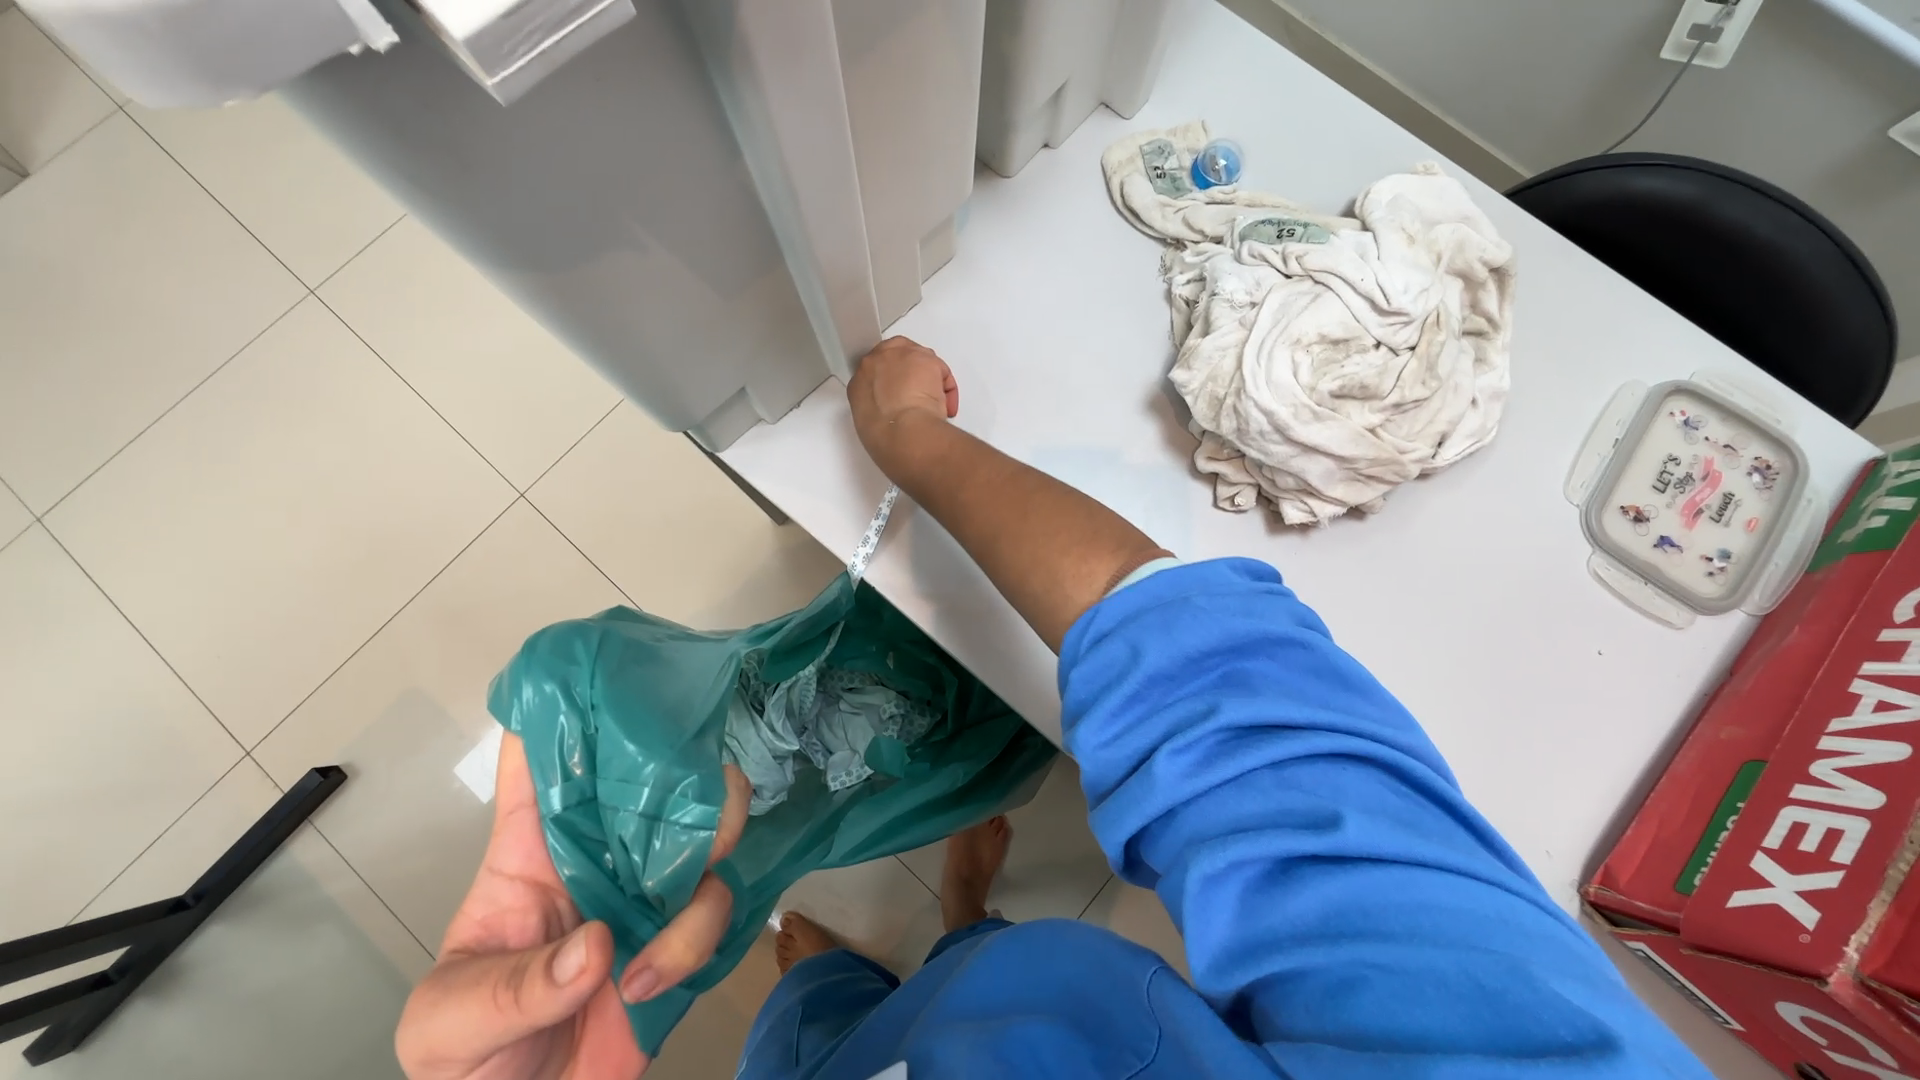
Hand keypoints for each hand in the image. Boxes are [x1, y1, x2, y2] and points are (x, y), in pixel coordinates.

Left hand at [395, 732, 751, 1079]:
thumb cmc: (466, 1061)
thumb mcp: (449, 1025)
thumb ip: (513, 988)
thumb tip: (600, 944)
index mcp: (532, 846)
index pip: (543, 755)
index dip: (567, 705)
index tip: (605, 672)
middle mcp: (602, 850)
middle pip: (656, 772)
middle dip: (687, 774)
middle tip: (695, 811)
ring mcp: (649, 888)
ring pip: (708, 829)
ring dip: (699, 874)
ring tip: (655, 951)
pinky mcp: (686, 932)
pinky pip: (720, 906)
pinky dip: (696, 944)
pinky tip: (651, 989)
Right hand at [847, 336, 958, 476]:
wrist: (901, 432)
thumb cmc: (884, 435)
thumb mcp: (867, 419)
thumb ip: (878, 403)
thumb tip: (892, 407)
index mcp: (861, 377)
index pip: (878, 369)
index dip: (894, 381)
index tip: (902, 394)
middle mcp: (879, 358)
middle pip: (901, 357)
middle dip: (913, 374)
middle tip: (922, 396)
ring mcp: (903, 355)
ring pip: (922, 362)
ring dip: (930, 381)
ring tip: (934, 407)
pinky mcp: (927, 359)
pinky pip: (942, 371)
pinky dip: (947, 389)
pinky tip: (945, 408)